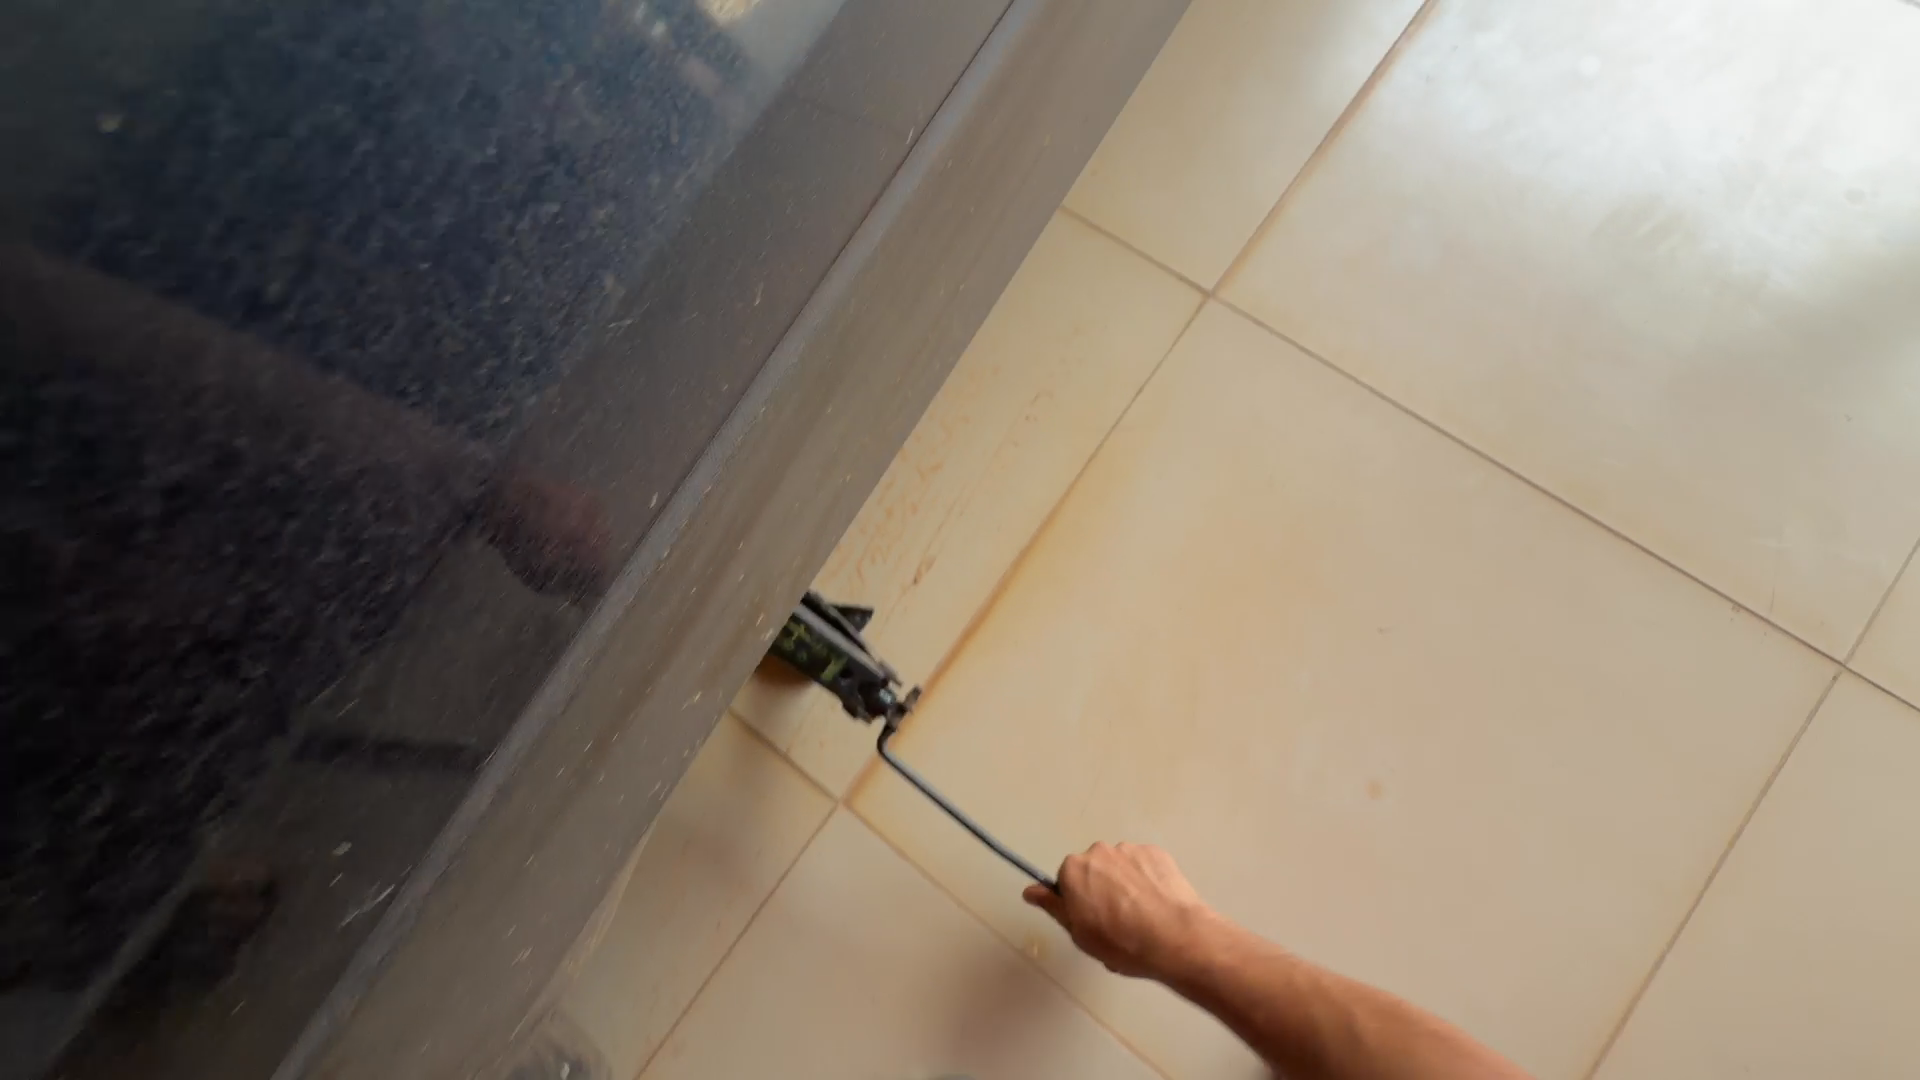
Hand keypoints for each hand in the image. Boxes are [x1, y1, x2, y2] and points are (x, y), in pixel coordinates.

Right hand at [1023, 842, 1213, 980]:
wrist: (1176, 938)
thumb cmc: (1122, 943)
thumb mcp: (1080, 935)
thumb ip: (1054, 907)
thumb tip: (1030, 890)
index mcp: (1074, 869)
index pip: (1067, 882)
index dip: (1079, 903)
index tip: (1092, 922)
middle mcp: (1098, 851)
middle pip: (1093, 870)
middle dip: (1101, 890)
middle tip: (1117, 922)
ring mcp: (1129, 849)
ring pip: (1120, 867)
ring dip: (1125, 884)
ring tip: (1143, 916)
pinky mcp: (1156, 852)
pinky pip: (1144, 865)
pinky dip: (1147, 880)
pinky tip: (1158, 905)